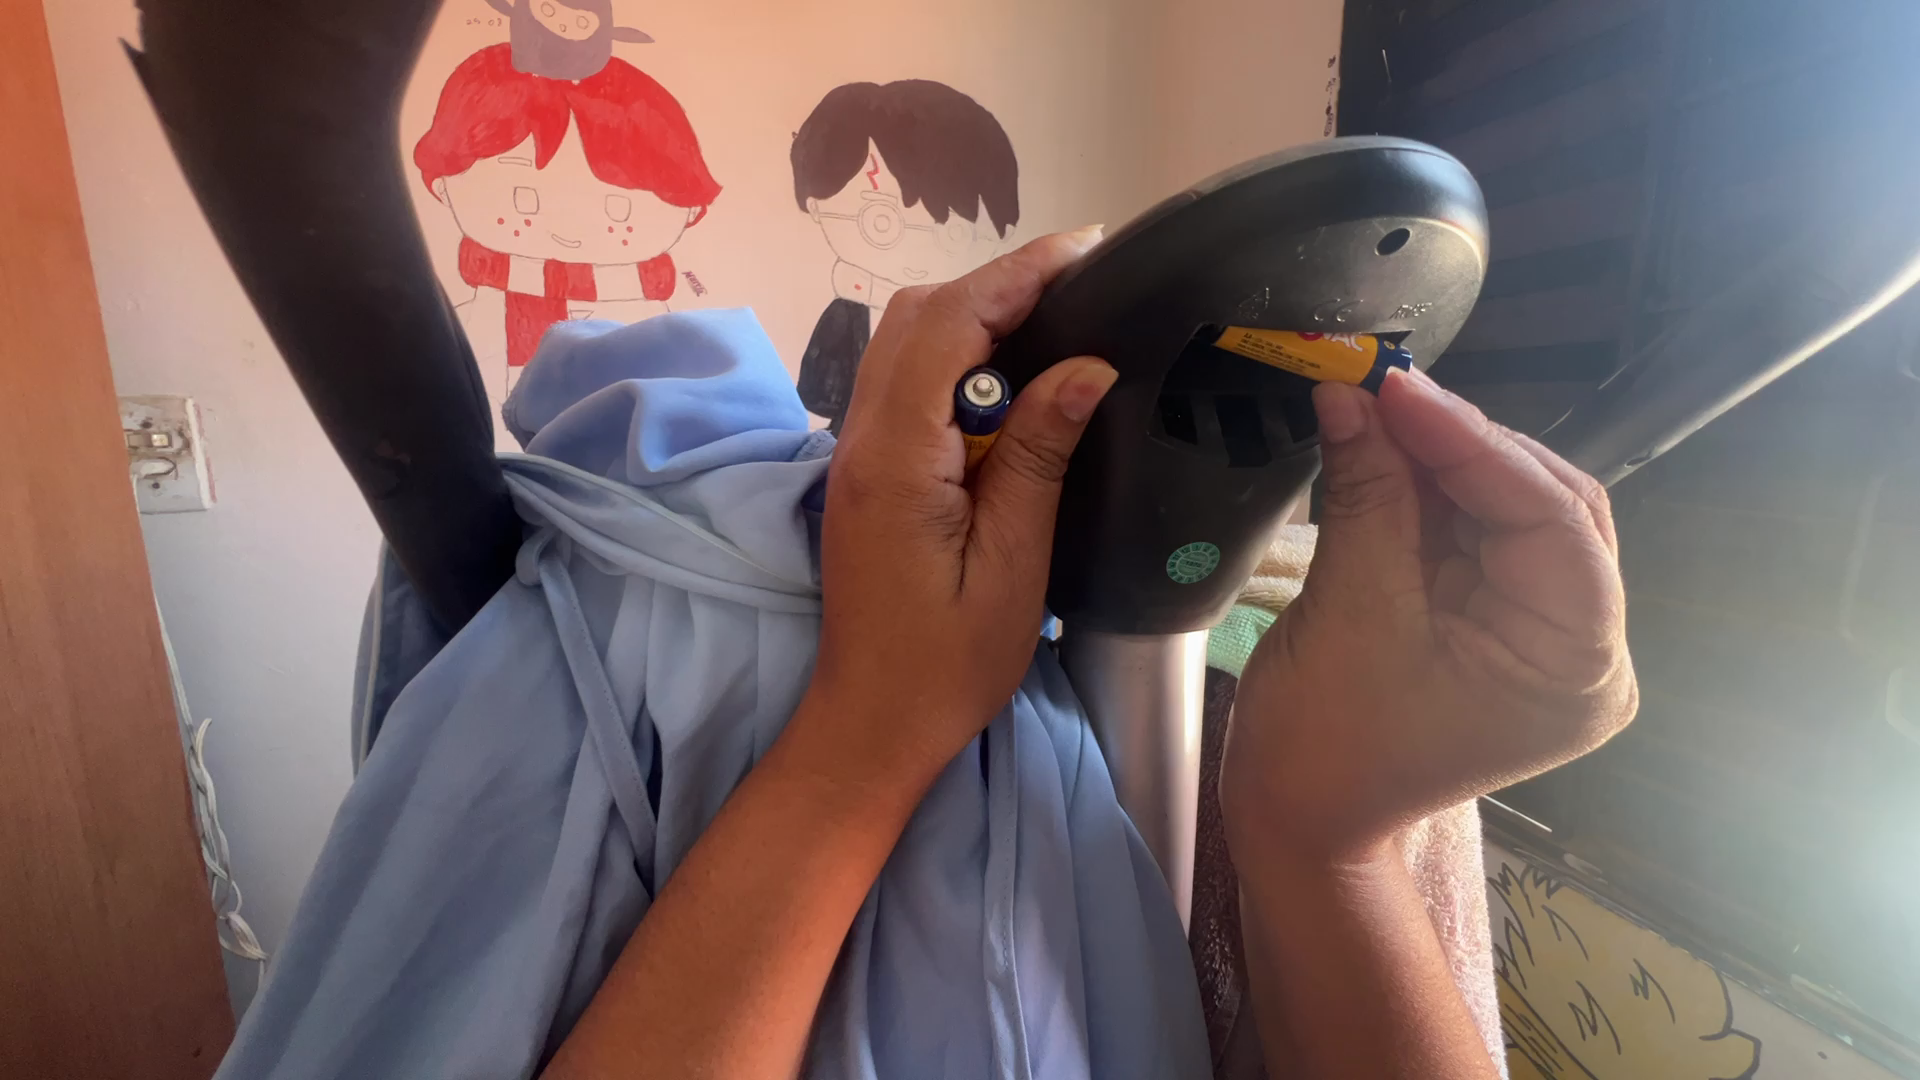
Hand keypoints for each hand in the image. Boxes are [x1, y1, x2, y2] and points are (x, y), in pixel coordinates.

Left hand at [806, 228, 1117, 778]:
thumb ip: (1037, 458)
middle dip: (993, 288)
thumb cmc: (948, 662)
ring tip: (1049, 322)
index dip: (1014, 277)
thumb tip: (1085, 369)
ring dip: (972, 321)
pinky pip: (905, 388)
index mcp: (897, 459)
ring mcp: (855, 455)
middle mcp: (861, 440)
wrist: (872, 719)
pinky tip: (1003, 381)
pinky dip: (953, 362)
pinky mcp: (865, 474)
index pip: (948, 329)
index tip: (1083, 250)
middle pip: (914, 321)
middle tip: (1074, 286)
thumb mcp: (1011, 565)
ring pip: (904, 348)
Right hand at [1222, 368, 1637, 862]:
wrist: (1296, 808)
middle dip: (1458, 444)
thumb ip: (1364, 500)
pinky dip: (1415, 491)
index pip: (1551, 525)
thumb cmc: (1323, 738)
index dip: (1474, 445)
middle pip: (1540, 509)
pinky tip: (1375, 453)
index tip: (1395, 387)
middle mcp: (1573, 643)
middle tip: (1378, 389)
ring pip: (1497, 513)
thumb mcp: (1349, 614)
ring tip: (1370, 411)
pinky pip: (1457, 535)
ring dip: (1433, 459)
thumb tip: (1346, 398)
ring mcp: (1528, 631)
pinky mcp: (1478, 618)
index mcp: (1571, 667)